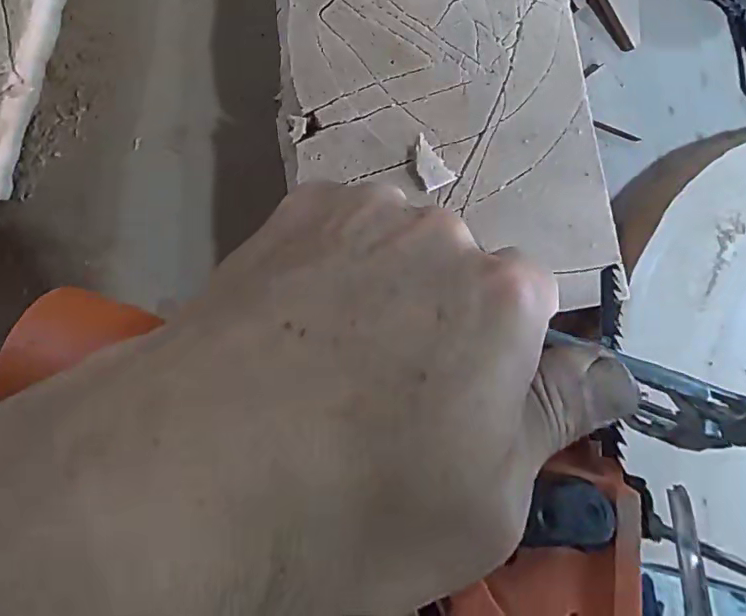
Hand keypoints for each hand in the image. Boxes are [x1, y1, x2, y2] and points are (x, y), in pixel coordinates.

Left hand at [0, 182, 635, 615]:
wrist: (157, 491)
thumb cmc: (337, 526)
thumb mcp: (465, 511)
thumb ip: (538, 435)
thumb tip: (587, 387)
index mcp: (497, 303)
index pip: (565, 321)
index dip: (559, 373)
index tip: (541, 411)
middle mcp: (439, 238)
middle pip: (490, 279)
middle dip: (483, 338)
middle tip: (431, 406)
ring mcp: (362, 220)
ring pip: (418, 255)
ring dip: (413, 306)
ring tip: (359, 378)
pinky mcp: (298, 220)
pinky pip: (352, 237)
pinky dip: (351, 281)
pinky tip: (311, 331)